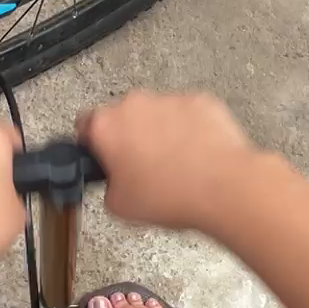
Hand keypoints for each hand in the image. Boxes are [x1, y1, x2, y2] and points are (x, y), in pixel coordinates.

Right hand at [75, 91, 262, 230]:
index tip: (102, 155)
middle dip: (129, 138)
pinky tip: (196, 156)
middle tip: (141, 167)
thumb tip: (116, 185)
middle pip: (123, 117)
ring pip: (157, 114)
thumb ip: (108, 187)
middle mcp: (134, 105)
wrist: (223, 188)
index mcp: (106, 126)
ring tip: (175, 166)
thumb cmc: (173, 195)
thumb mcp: (120, 207)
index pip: (84, 125)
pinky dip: (189, 129)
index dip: (93, 143)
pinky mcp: (200, 101)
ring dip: (160, 133)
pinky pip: (187, 113)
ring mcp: (169, 99)